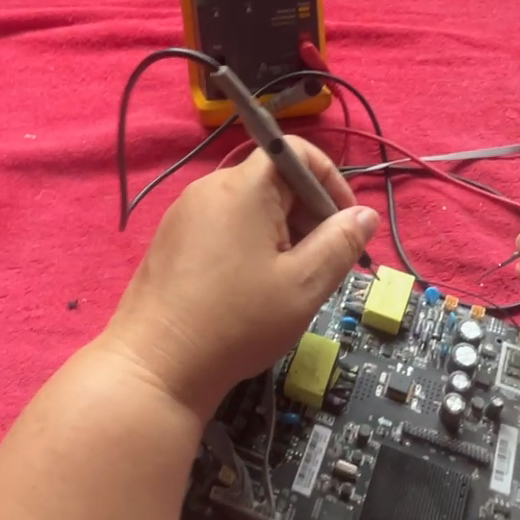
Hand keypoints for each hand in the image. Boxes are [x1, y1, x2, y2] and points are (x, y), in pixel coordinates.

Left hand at [104, 136, 378, 417]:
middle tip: (323, 265)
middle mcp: (211, 187)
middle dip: (309, 214)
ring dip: (281, 233)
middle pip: (274, 180)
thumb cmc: (237, 322)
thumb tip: (365, 215)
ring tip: (289, 282)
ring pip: (250, 206)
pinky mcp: (172, 239)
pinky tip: (253, 288)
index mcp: (244, 186)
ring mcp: (186, 212)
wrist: (154, 367)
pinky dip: (250, 243)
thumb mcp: (304, 286)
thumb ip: (340, 244)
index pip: (296, 152)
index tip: (346, 226)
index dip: (330, 181)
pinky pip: (225, 224)